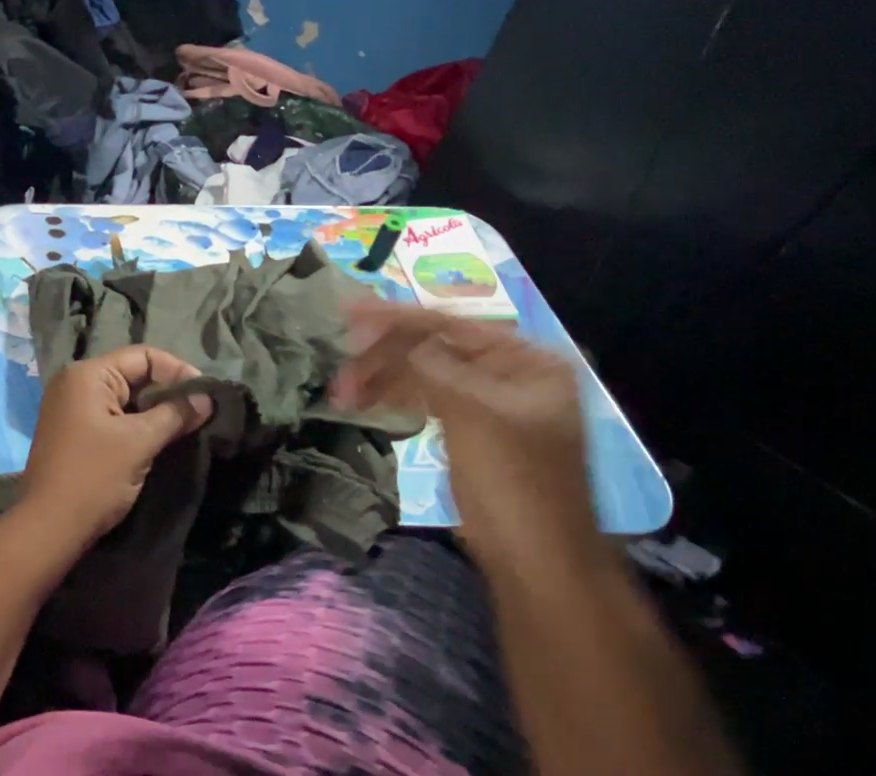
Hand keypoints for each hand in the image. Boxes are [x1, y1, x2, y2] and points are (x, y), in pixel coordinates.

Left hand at [19, 346, 214, 545]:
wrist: (50, 525)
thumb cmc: (94, 477)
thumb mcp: (139, 442)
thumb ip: (174, 415)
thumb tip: (207, 399)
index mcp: (87, 375)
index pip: (142, 356)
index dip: (177, 370)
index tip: (206, 395)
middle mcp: (75, 382)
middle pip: (132, 373)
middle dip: (167, 390)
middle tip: (200, 412)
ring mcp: (70, 407)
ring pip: (123, 397)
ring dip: (154, 409)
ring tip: (186, 425)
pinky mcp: (73, 430)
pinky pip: (112, 415)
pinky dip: (136, 422)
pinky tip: (159, 438)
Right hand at [332, 302, 598, 573]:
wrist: (536, 562)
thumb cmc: (515, 482)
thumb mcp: (472, 413)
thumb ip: (428, 364)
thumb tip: (383, 329)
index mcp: (530, 361)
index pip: (452, 325)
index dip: (396, 319)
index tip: (346, 314)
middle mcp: (512, 373)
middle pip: (434, 347)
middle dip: (383, 356)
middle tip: (339, 367)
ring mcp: (491, 402)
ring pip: (423, 373)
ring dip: (380, 378)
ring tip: (341, 393)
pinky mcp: (470, 428)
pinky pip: (425, 397)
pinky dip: (393, 397)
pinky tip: (360, 401)